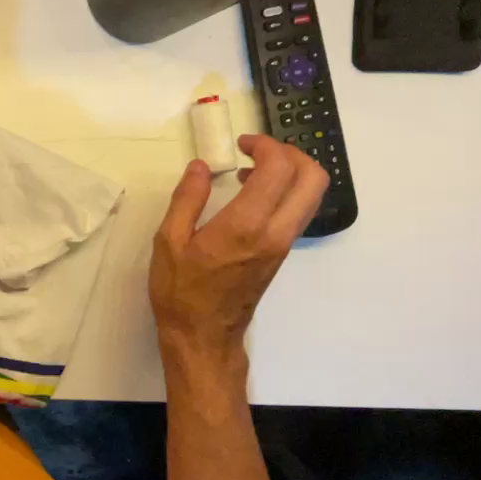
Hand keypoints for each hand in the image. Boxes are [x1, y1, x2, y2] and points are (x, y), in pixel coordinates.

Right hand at [149, 135, 327, 369]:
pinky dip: (284, 192)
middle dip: (290, 153)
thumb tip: (199, 166)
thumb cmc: (179, 291)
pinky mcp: (281, 253)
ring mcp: (283, 243)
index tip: (240, 144)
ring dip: (290, 172)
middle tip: (257, 152)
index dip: (264, 146)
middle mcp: (274, 231)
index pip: (278, 169)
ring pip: (312, 194)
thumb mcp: (168, 242)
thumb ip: (187, 200)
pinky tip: (250, 197)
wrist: (203, 335)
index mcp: (245, 225)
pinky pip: (298, 210)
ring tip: (252, 171)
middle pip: (312, 177)